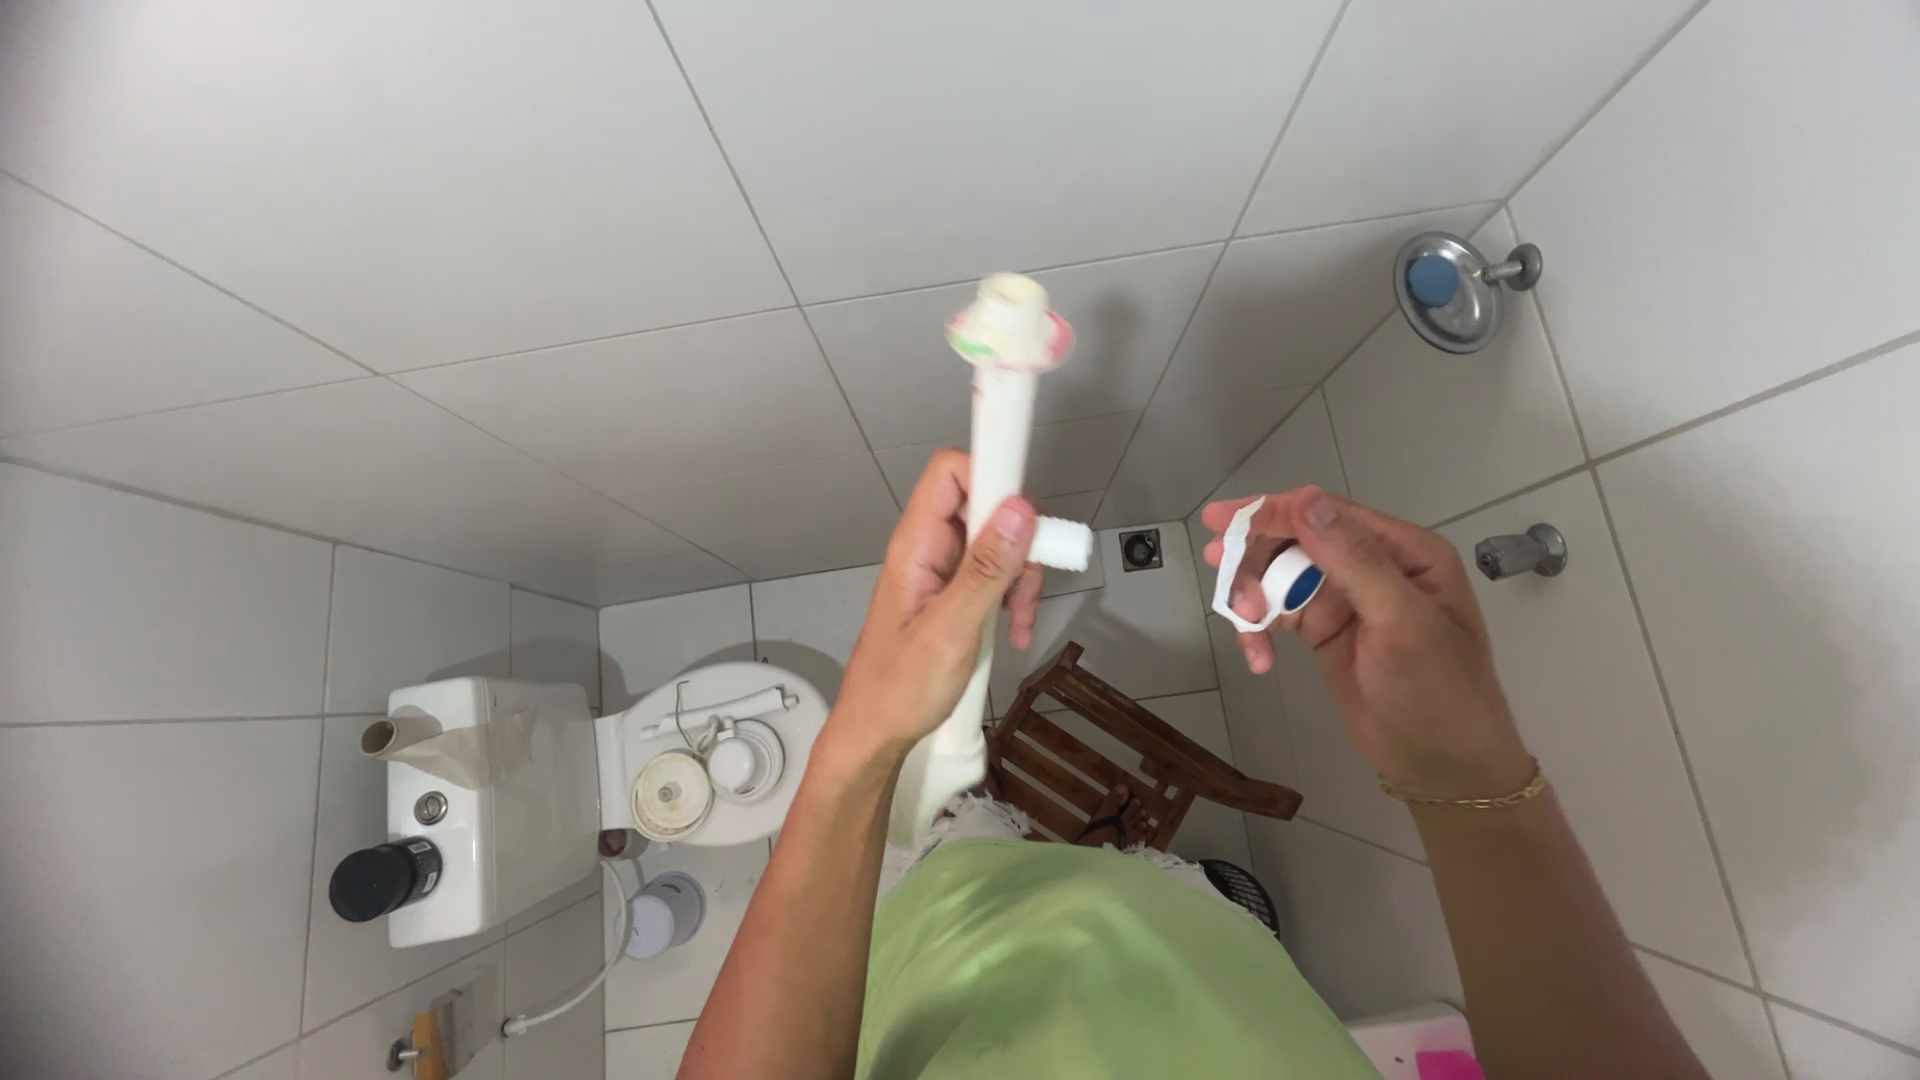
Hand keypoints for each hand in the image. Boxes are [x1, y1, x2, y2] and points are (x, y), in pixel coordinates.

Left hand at [826, 449, 1040, 759]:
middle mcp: (929, 548)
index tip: (1028, 509)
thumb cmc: (899, 689)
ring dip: (1021, 577)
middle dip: (1019, 541)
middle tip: (1029, 585)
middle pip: (985, 506)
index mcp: (915, 545)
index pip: (950, 472)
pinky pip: (994, 575)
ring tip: (1020, 620)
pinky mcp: (954, 593)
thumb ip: (986, 570)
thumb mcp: (950, 631)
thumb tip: (1019, 510)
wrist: (877, 732)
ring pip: (998, 543)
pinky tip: (1015, 630)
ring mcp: (942, 570)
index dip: (990, 474)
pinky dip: (1013, 597)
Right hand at [1203, 487, 1532, 799]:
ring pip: (1278, 577)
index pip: (1326, 516)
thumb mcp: (1400, 622)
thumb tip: (1306, 500)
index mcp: (1403, 551)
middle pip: (1294, 541)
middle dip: (1256, 559)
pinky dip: (1260, 632)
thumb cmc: (1437, 693)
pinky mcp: (1323, 628)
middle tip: (1218, 571)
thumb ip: (1355, 559)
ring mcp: (1344, 598)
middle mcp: (1371, 565)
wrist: (1441, 767)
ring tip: (1248, 631)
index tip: (1219, 521)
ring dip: (1254, 600)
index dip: (1271, 513)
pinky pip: (1277, 613)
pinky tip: (1259, 659)